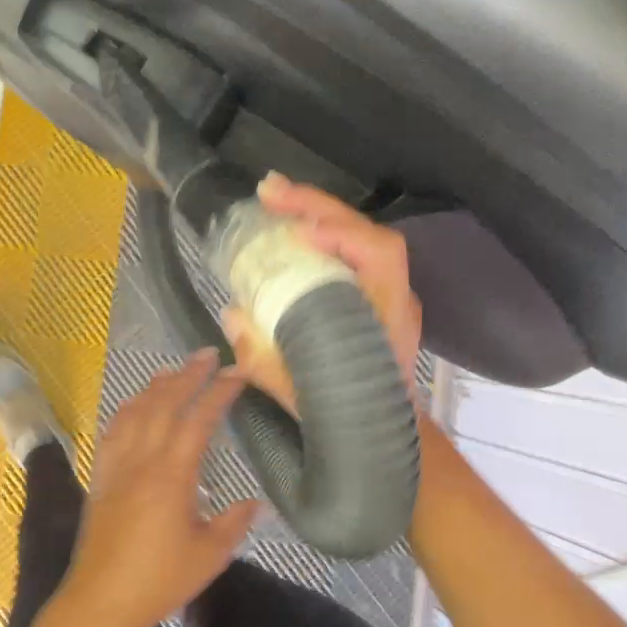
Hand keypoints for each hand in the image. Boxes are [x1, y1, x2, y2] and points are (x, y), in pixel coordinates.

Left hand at [57, 350, 259, 626]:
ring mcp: (117, 466)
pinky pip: (113, 431)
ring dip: (156, 386)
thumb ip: (233, 524)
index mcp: (172, 475)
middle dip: (188, 375)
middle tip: (208, 355)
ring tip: (174, 369)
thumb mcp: (209, 556)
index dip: (219, 392)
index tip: (237, 373)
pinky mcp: (99, 477)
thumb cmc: (159, 580)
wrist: (101, 600)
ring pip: (136, 411)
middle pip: (165, 404)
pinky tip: (135, 404)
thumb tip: (256, 503)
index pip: (198, 420)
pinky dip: (127, 409)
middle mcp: (142, 461)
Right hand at [220, 172, 423, 413]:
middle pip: (365, 232)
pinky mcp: (374, 293)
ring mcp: (387, 292)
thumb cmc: (346, 415)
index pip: (380, 255)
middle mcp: (394, 296)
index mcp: (386, 317)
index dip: (343, 233)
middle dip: (317, 206)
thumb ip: (263, 359)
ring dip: (317, 213)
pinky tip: (291, 229)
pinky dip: (322, 233)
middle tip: (269, 191)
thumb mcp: (299, 393)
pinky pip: (350, 250)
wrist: (382, 435)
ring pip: (358, 235)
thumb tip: (231, 313)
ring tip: (274, 199)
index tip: (300, 232)